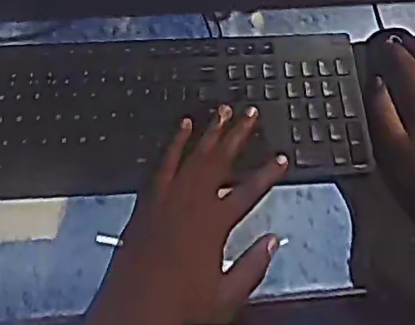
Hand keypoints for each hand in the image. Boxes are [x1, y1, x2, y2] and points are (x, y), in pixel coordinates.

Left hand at [86, 105, 288, 324]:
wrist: (134, 309)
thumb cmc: (179, 306)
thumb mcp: (226, 296)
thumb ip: (251, 267)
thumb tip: (272, 242)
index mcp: (215, 224)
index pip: (250, 191)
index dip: (267, 173)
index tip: (281, 158)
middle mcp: (193, 201)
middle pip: (221, 160)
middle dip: (238, 134)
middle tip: (250, 113)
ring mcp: (170, 194)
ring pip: (195, 153)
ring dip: (211, 130)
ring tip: (224, 110)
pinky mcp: (150, 195)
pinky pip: (166, 159)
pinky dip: (176, 139)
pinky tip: (184, 124)